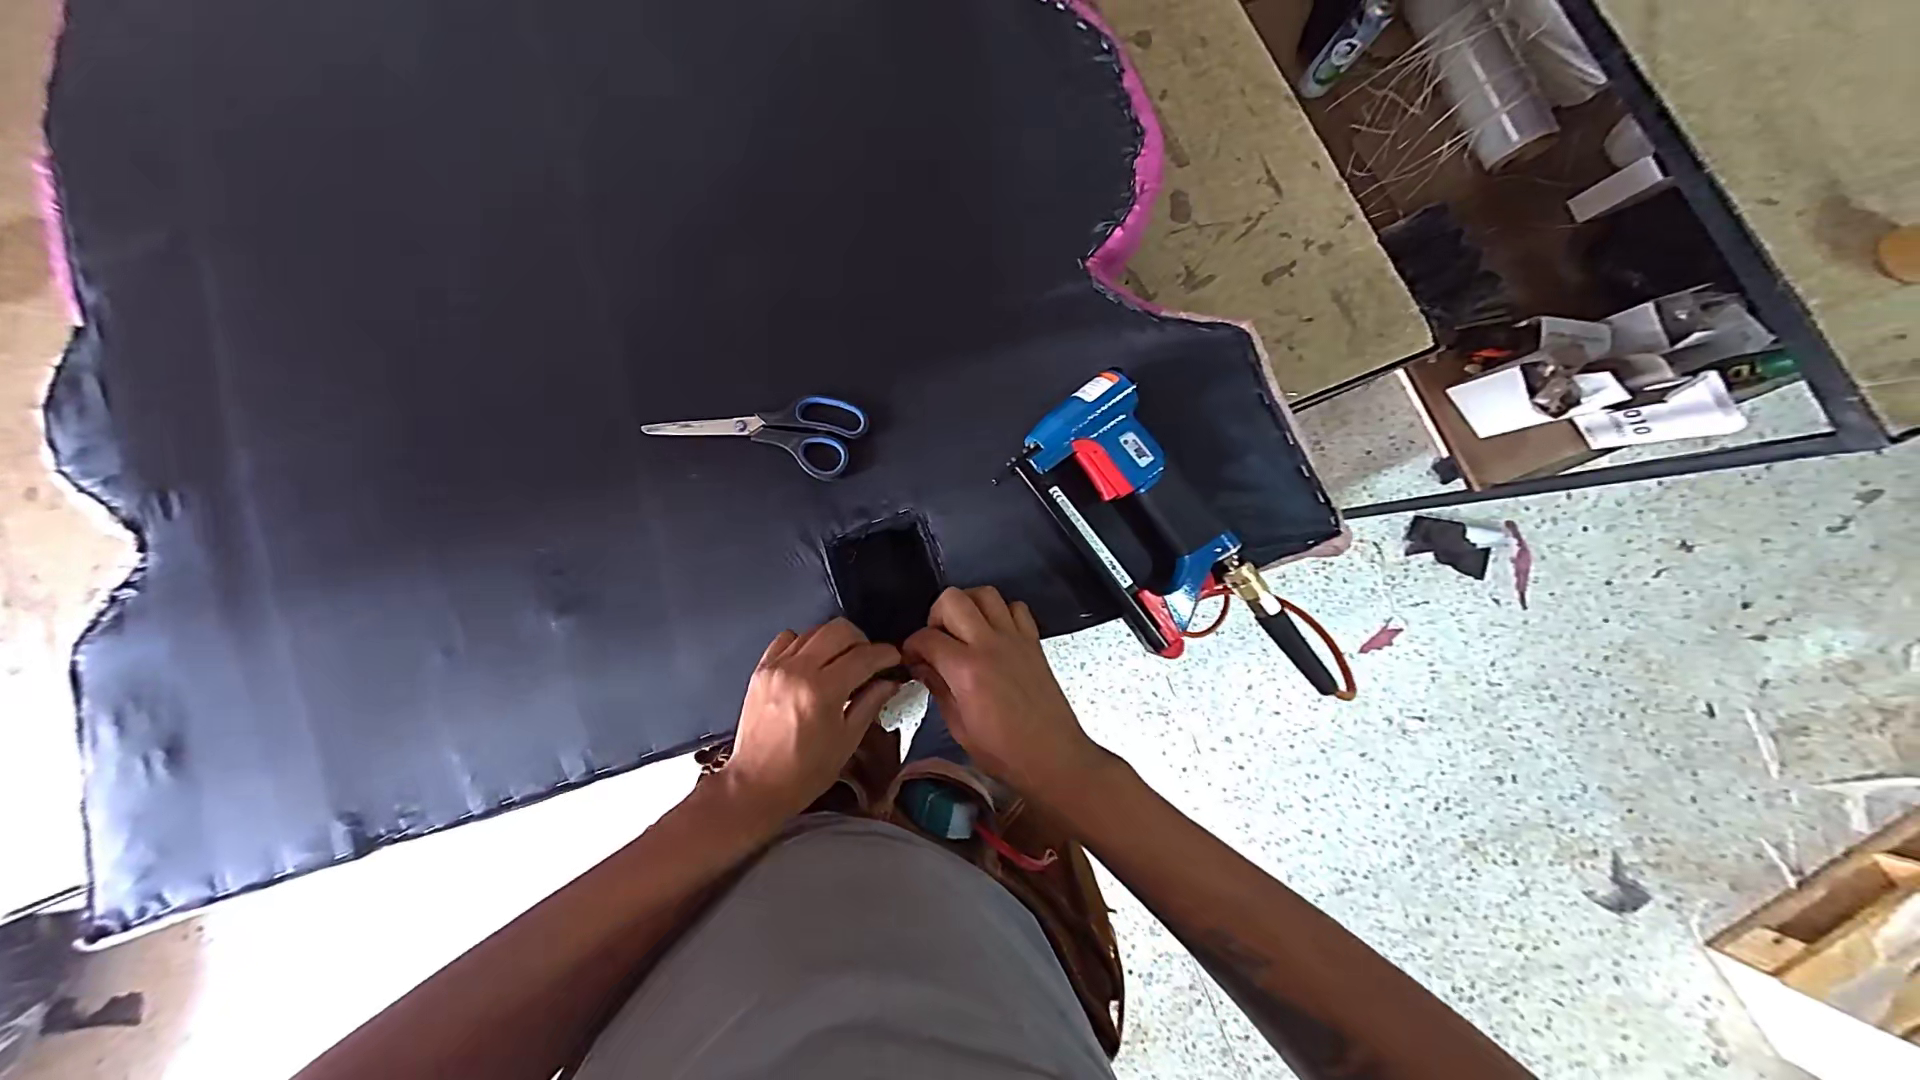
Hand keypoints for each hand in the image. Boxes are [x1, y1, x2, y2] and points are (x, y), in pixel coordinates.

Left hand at [720, 618, 901, 820]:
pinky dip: (804, 643)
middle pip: (839, 630)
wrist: (756, 785)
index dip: (885, 654)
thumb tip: (889, 682)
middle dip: (861, 640)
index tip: (894, 658)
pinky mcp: (761, 670)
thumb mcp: (847, 740)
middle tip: (869, 659)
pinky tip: (812, 662)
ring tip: (842, 662)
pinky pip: (787, 639)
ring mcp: (776, 667)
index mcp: (822, 691)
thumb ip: (870, 703)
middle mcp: (798, 670)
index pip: (863, 656)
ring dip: (834, 641)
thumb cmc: (805, 771)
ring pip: (814, 630)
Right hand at [902, 586, 1106, 799]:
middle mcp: (989, 644)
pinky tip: (994, 633)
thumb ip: (938, 688)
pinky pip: (1015, 608)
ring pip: (985, 593)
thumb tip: (921, 666)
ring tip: (964, 630)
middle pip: (953, 599)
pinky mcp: (1033, 641)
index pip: (926, 637)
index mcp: (966, 669)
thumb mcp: (959, 727)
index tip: (911, 658)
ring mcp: (1015, 638)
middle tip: (936, 639)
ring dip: (968, 605)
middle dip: (936, 615)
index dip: (911, 645)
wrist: (1053, 756)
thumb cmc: (1004, 751)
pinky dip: (1001, 612)